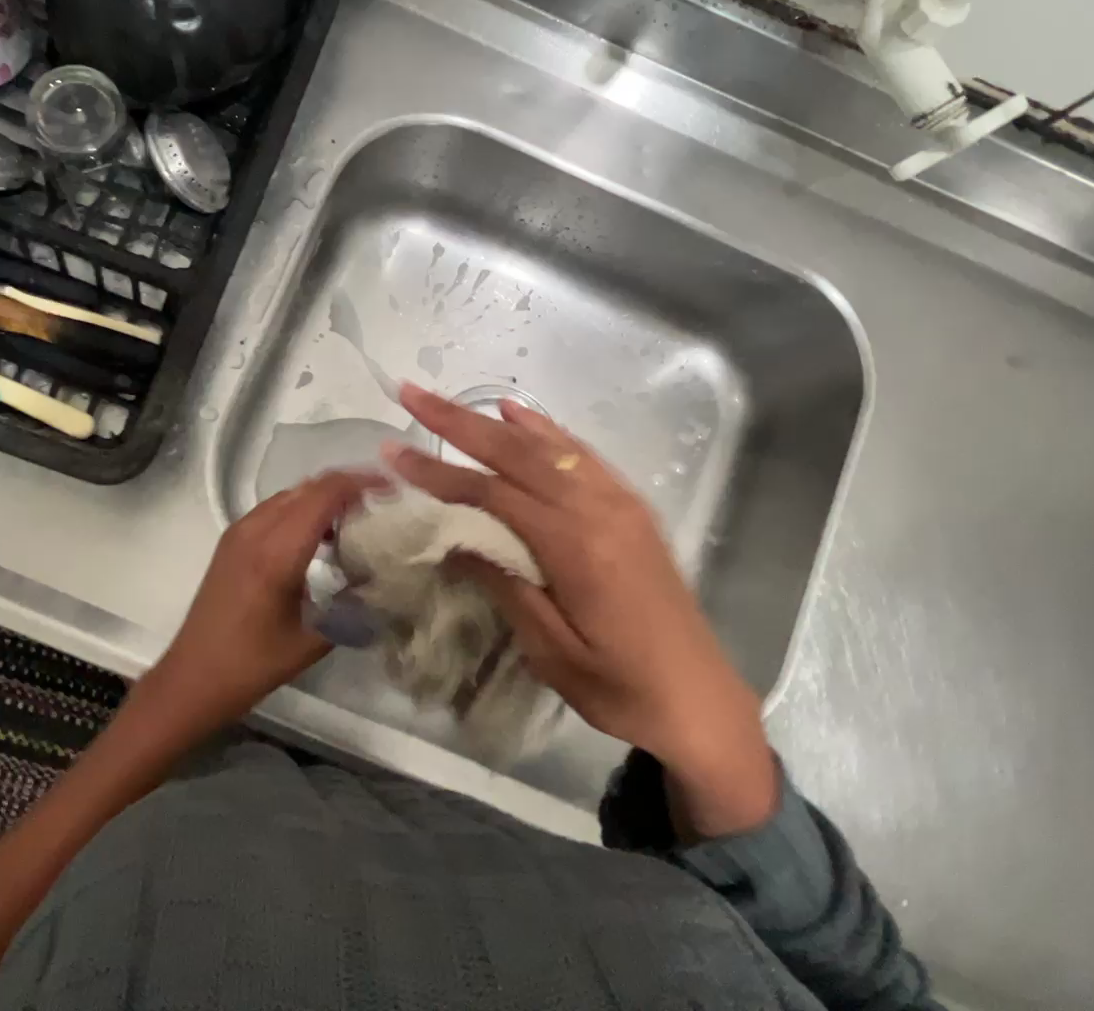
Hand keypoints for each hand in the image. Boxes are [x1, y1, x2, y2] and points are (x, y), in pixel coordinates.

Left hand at [141, 470, 381, 734]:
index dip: (360, 484)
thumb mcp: (313, 640)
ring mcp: (238, 534)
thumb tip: (381, 581)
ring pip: (289, 496)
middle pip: (308, 488)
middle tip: (380, 505)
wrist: (194, 677)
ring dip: (322, 499)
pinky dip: (301, 511)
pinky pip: (272, 510)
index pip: (324, 495)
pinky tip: (319, 538)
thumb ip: (351, 607)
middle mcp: (255, 532)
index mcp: (277, 553)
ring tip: (355, 521)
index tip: (391, 491)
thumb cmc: (253, 665)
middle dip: (346, 488)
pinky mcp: (230, 543)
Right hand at [385, 384, 775, 835]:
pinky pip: (583, 456)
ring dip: (496, 420)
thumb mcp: (550, 652)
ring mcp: (621, 504)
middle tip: (413, 394)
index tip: (393, 450)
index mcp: (575, 547)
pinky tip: (522, 416)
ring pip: (549, 446)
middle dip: (459, 421)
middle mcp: (599, 510)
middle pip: (517, 452)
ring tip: (453, 401)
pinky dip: (548, 431)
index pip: (491, 493)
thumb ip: (506, 587)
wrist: (700, 701)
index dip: (438, 472)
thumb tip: (457, 542)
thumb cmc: (620, 688)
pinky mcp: (633, 510)